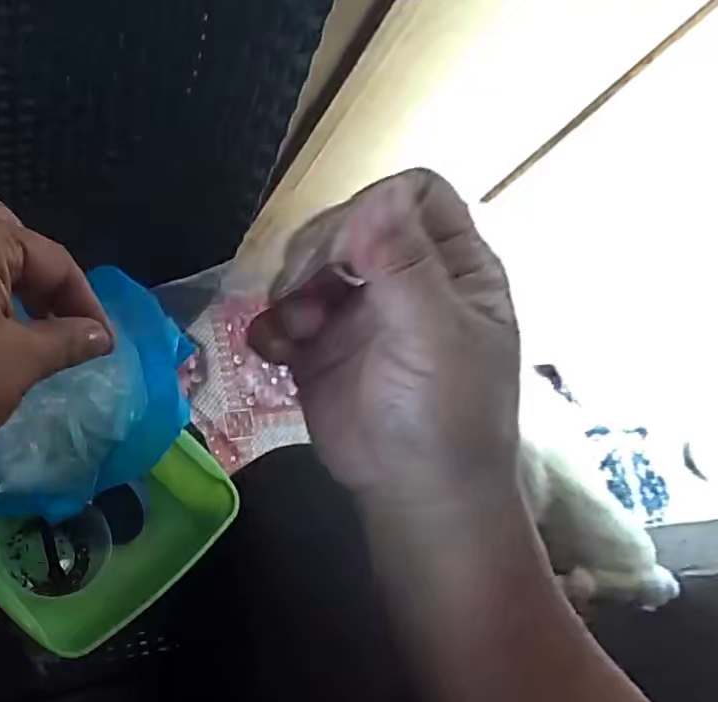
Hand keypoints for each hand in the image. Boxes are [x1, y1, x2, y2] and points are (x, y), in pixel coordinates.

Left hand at [0, 200, 113, 514]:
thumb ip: (67, 339)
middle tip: (62, 324)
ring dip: (9, 296)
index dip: (84, 299)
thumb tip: (101, 335)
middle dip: (42, 283)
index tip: (104, 341)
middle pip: (8, 246)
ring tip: (29, 338)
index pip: (49, 257)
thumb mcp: (21, 360)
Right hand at [246, 169, 520, 510]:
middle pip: (346, 231)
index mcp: (448, 265)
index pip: (410, 198)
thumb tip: (372, 201)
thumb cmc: (444, 411)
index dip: (369, 211)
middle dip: (315, 257)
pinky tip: (273, 355)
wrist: (411, 489)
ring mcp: (352, 320)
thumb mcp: (434, 334)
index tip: (340, 255)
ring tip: (293, 335)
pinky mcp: (314, 355)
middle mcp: (398, 282)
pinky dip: (268, 333)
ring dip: (287, 298)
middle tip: (299, 292)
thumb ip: (403, 267)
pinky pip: (279, 325)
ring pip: (305, 277)